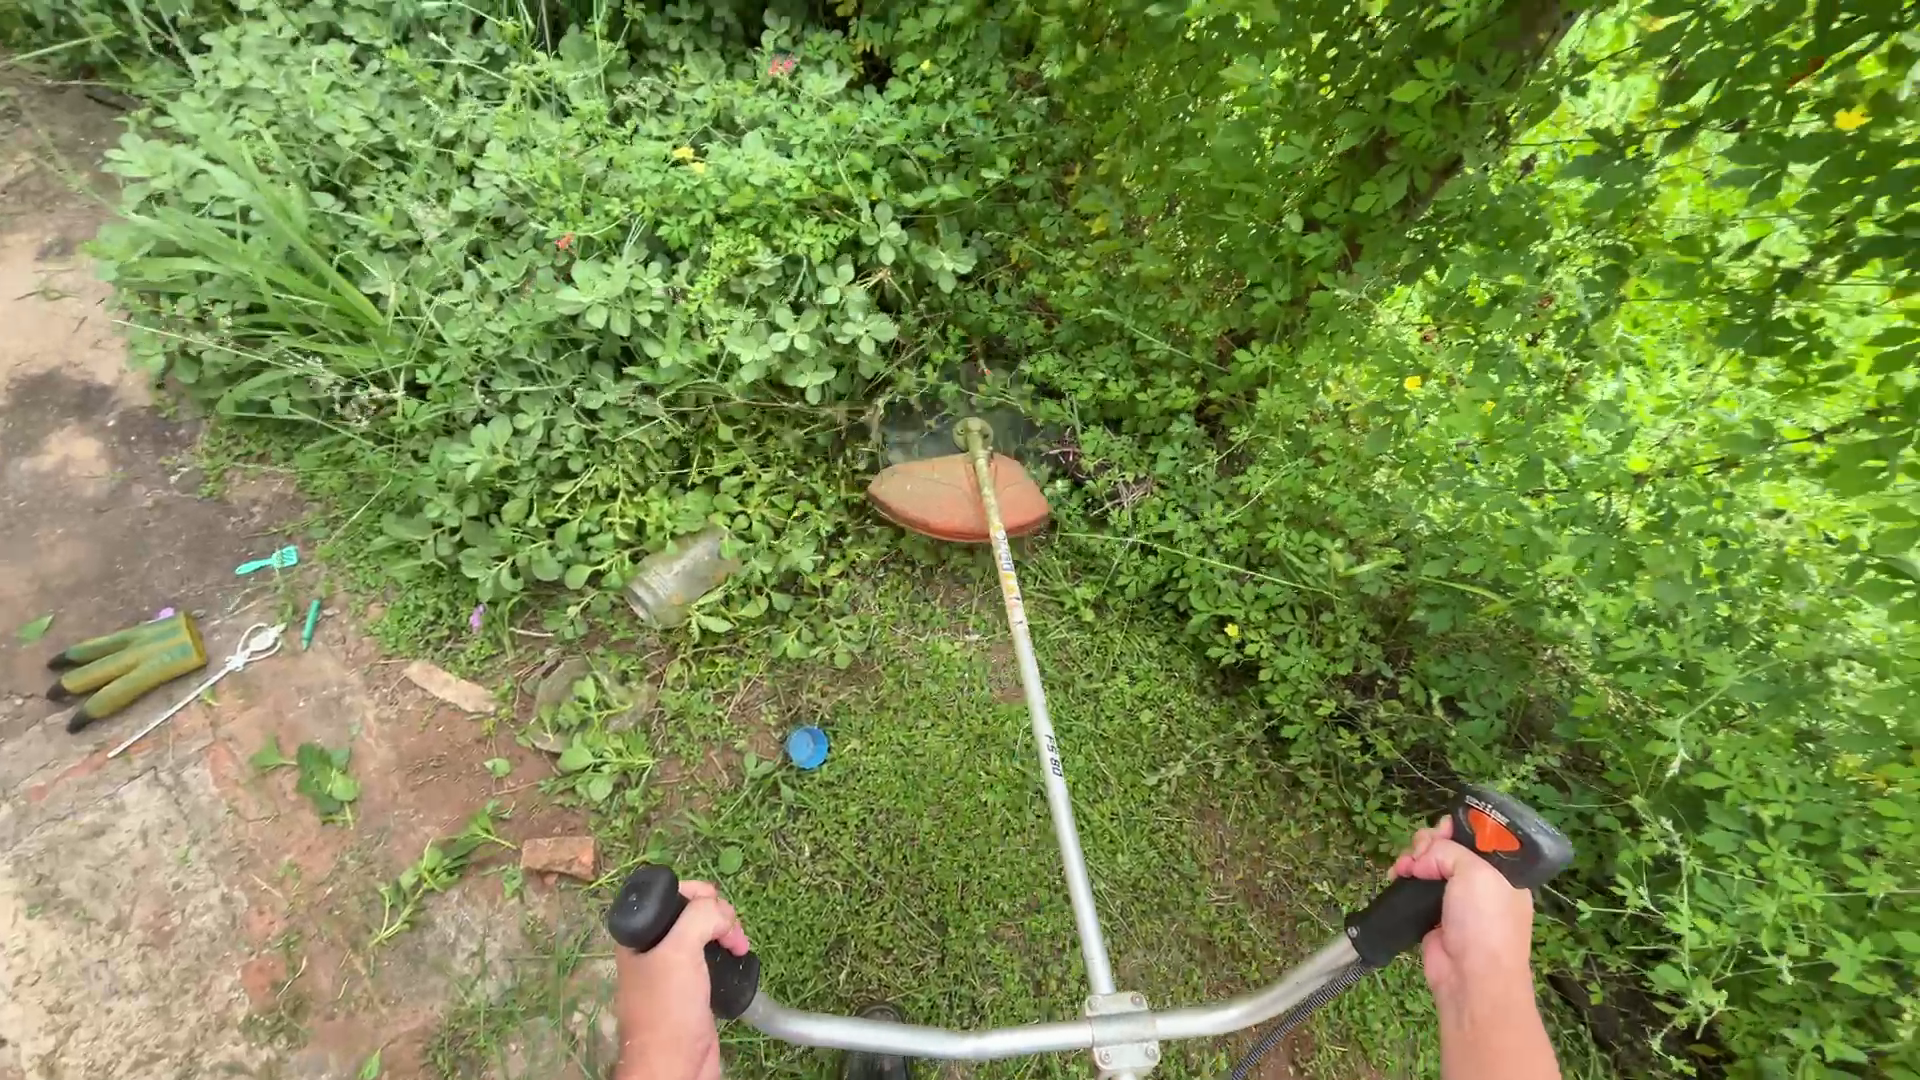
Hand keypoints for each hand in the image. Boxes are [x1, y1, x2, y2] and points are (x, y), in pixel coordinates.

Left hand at [613, 879, 751, 1079]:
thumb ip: (701, 916)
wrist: (675, 1067)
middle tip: (731, 933)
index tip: (716, 907)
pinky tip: (738, 956)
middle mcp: (654, 947)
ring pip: (707, 931)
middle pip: (694, 910)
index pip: (671, 893)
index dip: (698, 892)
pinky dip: (729, 949)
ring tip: (739, 946)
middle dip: (719, 913)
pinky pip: (713, 954)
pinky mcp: (693, 986)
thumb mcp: (680, 949)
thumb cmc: (670, 1007)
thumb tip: (723, 914)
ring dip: (728, 931)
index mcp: (639, 934)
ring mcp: (674, 968)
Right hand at [1388, 814, 1535, 1013]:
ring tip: (1403, 868)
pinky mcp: (1432, 910)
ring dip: (1411, 857)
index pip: (1478, 838)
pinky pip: (1415, 881)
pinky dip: (1403, 874)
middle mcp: (1480, 883)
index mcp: (1503, 874)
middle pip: (1448, 846)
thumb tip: (1420, 860)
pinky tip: (1396, 875)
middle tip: (1420, 853)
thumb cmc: (1484, 923)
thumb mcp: (1476, 873)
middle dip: (1428, 842)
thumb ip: (1447, 851)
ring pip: (1427, 861)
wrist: (1471, 977)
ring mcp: (1455, 898)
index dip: (1457, 829)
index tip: (1441, 831)